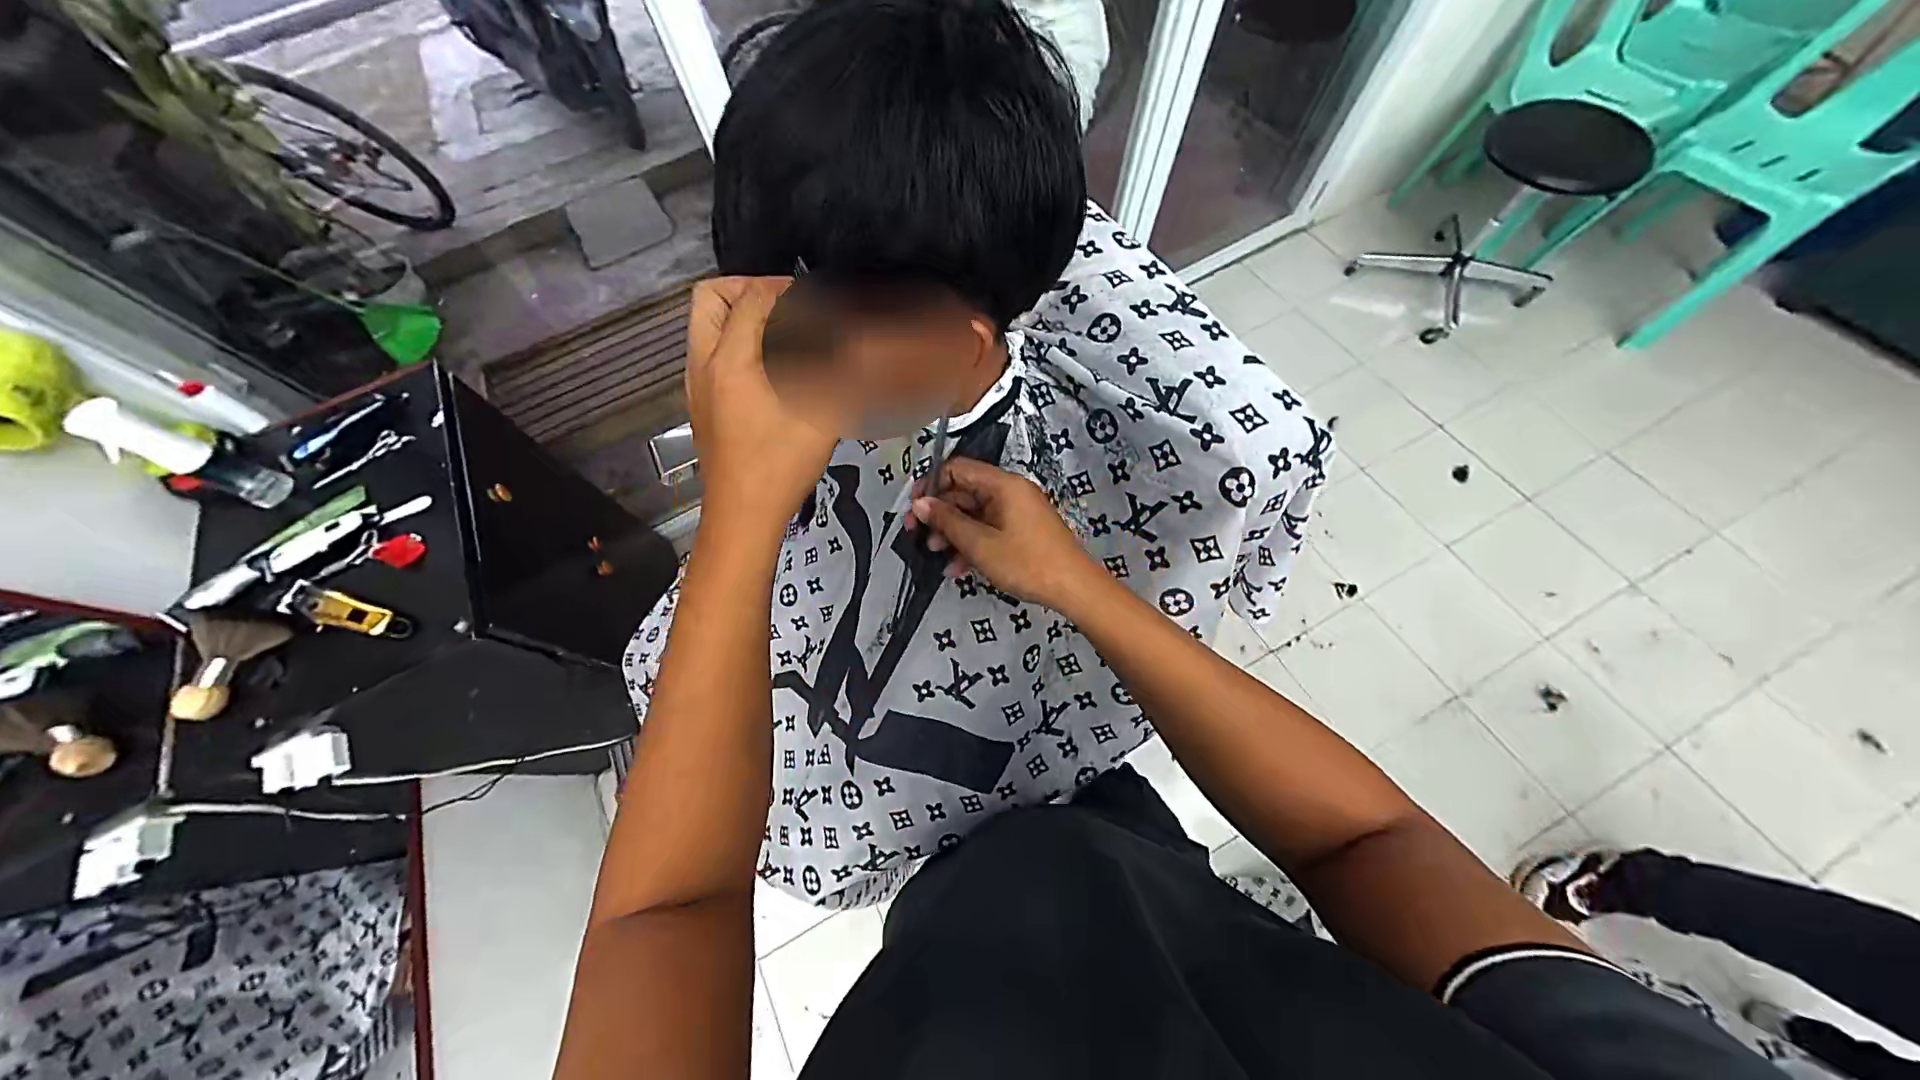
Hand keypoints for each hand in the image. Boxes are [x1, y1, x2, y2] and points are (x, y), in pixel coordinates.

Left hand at [685, 277, 840, 533]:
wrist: (743, 514)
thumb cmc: (780, 465)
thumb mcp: (822, 417)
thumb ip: (840, 374)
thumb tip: (857, 344)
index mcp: (730, 360)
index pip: (751, 298)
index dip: (784, 288)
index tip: (813, 297)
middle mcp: (704, 364)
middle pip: (710, 297)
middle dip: (746, 288)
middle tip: (783, 303)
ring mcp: (696, 385)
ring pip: (704, 325)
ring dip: (737, 315)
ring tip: (778, 331)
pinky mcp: (699, 404)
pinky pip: (707, 352)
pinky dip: (732, 342)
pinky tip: (767, 367)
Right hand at [908, 458, 1103, 610]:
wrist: (1073, 588)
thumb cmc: (1028, 563)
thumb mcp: (980, 544)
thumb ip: (947, 521)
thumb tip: (920, 503)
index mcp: (1003, 484)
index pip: (957, 468)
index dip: (931, 485)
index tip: (914, 507)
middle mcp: (1010, 492)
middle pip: (964, 492)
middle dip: (939, 514)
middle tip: (918, 535)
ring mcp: (1017, 512)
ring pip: (974, 514)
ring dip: (953, 533)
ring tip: (935, 554)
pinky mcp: (1021, 531)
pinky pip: (988, 529)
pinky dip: (971, 544)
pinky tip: (957, 567)